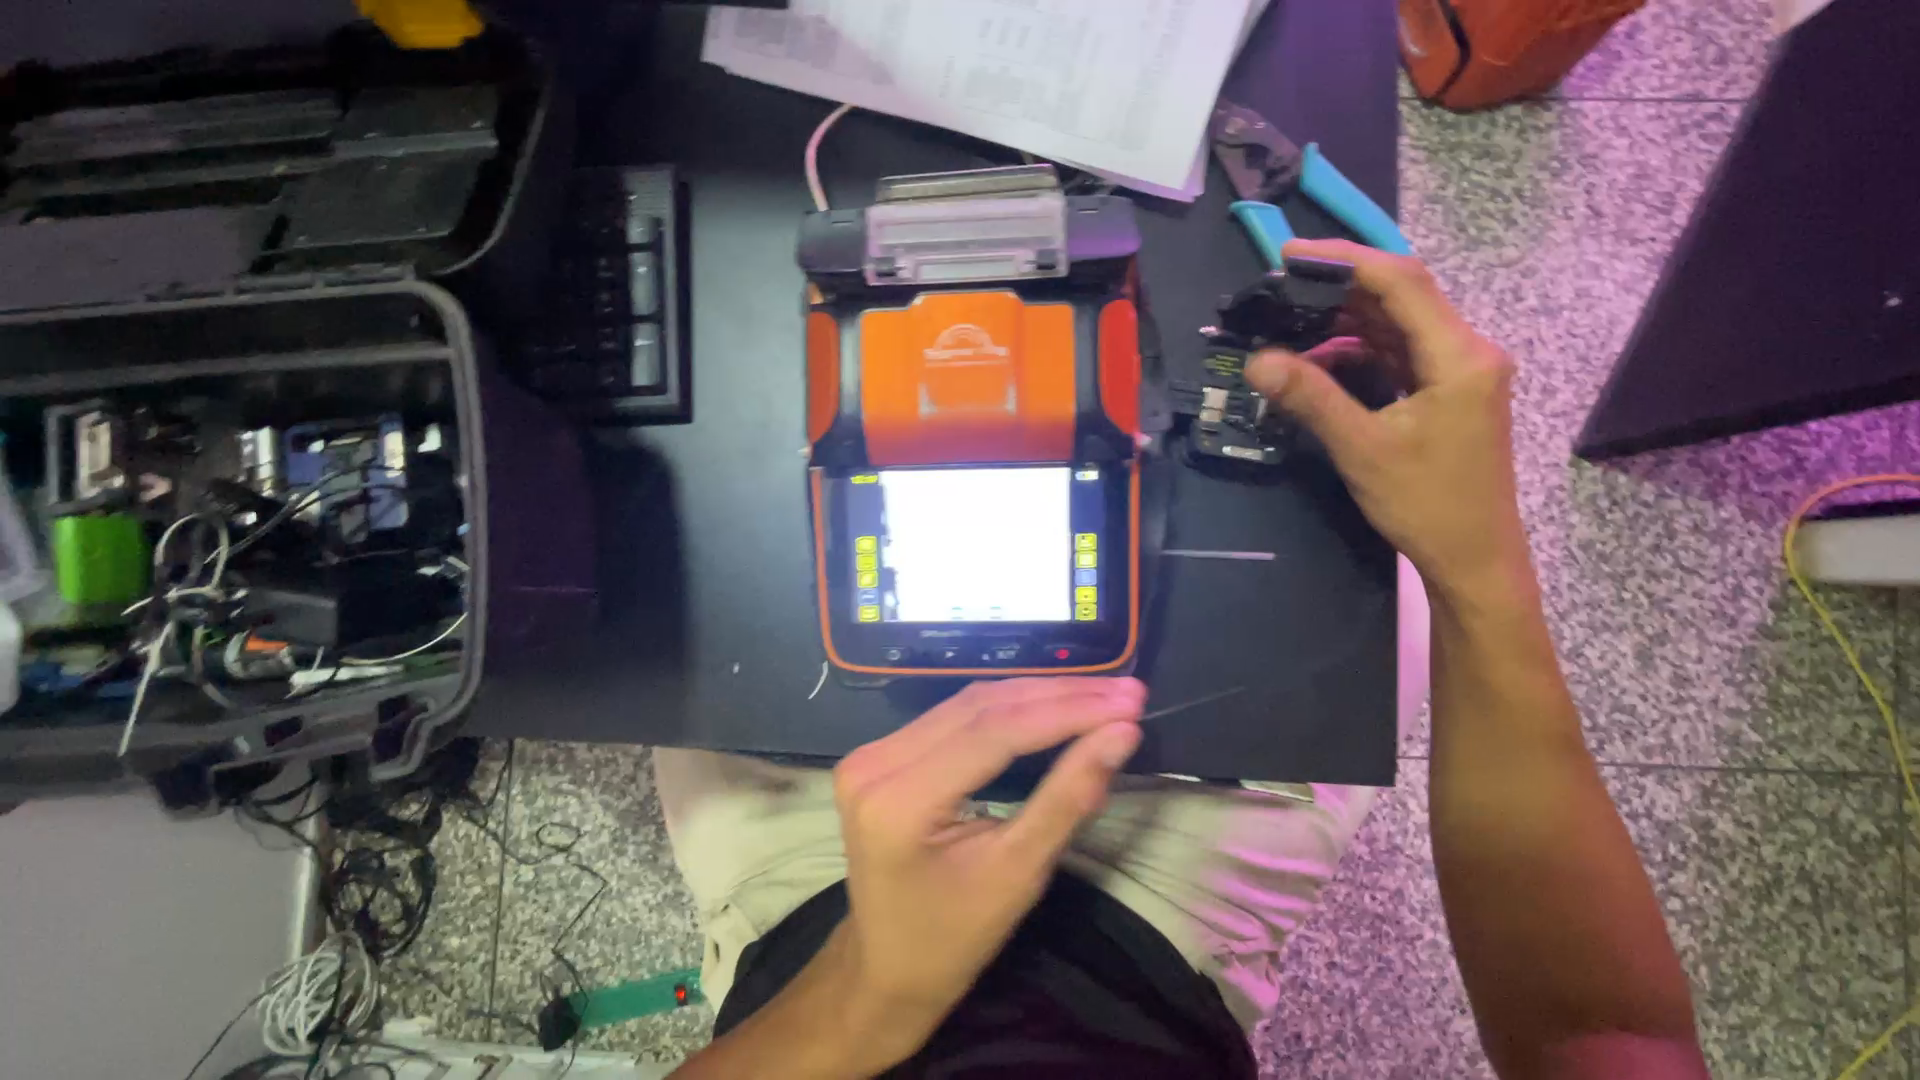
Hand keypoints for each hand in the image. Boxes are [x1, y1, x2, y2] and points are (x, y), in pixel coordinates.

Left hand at [826, 676, 1145, 1064]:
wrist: (888, 968)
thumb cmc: (953, 937)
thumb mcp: (1018, 873)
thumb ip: (1068, 797)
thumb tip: (1122, 734)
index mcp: (898, 800)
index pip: (993, 732)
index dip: (1066, 710)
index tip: (1130, 701)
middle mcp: (875, 762)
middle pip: (980, 707)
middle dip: (1059, 695)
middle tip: (1127, 692)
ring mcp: (872, 754)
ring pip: (969, 703)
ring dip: (1038, 695)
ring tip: (1102, 693)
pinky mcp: (882, 753)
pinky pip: (953, 716)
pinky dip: (1008, 709)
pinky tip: (1052, 704)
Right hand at [1245, 238, 1528, 602]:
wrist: (1474, 558)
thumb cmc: (1426, 503)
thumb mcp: (1361, 448)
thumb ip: (1311, 398)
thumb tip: (1256, 361)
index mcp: (1459, 355)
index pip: (1401, 282)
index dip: (1344, 259)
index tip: (1289, 254)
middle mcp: (1466, 351)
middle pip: (1399, 298)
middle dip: (1338, 289)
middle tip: (1278, 289)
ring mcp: (1458, 373)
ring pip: (1396, 327)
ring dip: (1344, 323)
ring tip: (1287, 322)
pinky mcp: (1445, 394)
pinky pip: (1397, 356)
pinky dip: (1357, 354)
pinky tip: (1317, 363)